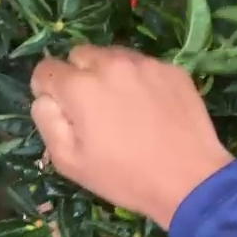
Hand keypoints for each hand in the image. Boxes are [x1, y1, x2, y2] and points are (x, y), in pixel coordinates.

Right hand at [29, 45, 232, 228]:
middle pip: (79, 55)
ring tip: (123, 109)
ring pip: (112, 56)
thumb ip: (47, 121)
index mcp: (80, 87)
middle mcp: (110, 64)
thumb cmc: (124, 177)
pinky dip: (138, 81)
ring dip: (108, 75)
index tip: (61, 110)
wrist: (190, 180)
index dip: (47, 90)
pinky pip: (143, 66)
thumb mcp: (69, 162)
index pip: (46, 69)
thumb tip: (45, 98)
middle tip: (92, 110)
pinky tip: (150, 110)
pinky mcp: (172, 69)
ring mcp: (145, 64)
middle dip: (78, 77)